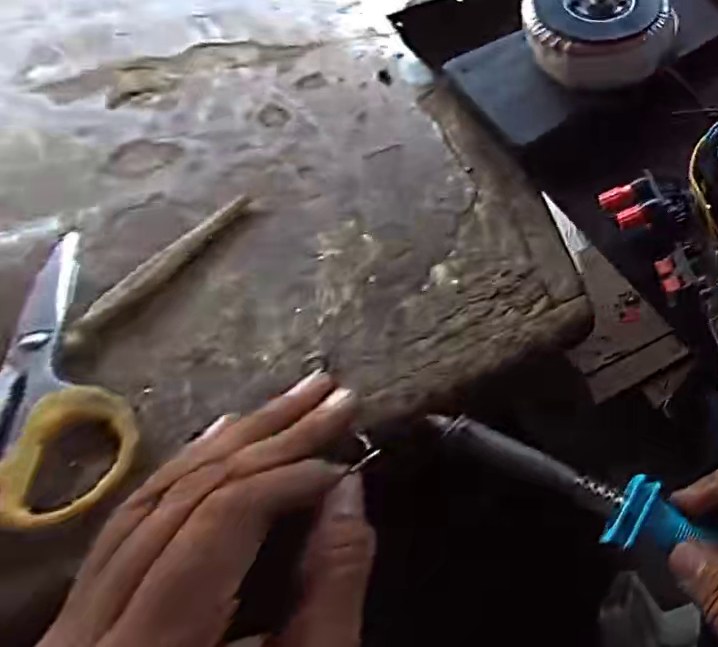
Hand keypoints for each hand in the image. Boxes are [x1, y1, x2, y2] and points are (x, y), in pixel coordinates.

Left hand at [37, 372, 375, 646]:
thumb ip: (333, 578)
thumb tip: (349, 486)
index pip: (219, 519)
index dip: (292, 474)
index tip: (352, 462)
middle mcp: (86, 636)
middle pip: (181, 501)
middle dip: (272, 438)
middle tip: (342, 396)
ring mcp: (65, 630)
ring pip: (143, 505)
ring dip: (234, 440)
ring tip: (302, 395)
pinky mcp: (73, 623)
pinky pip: (122, 528)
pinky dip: (185, 471)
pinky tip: (228, 432)